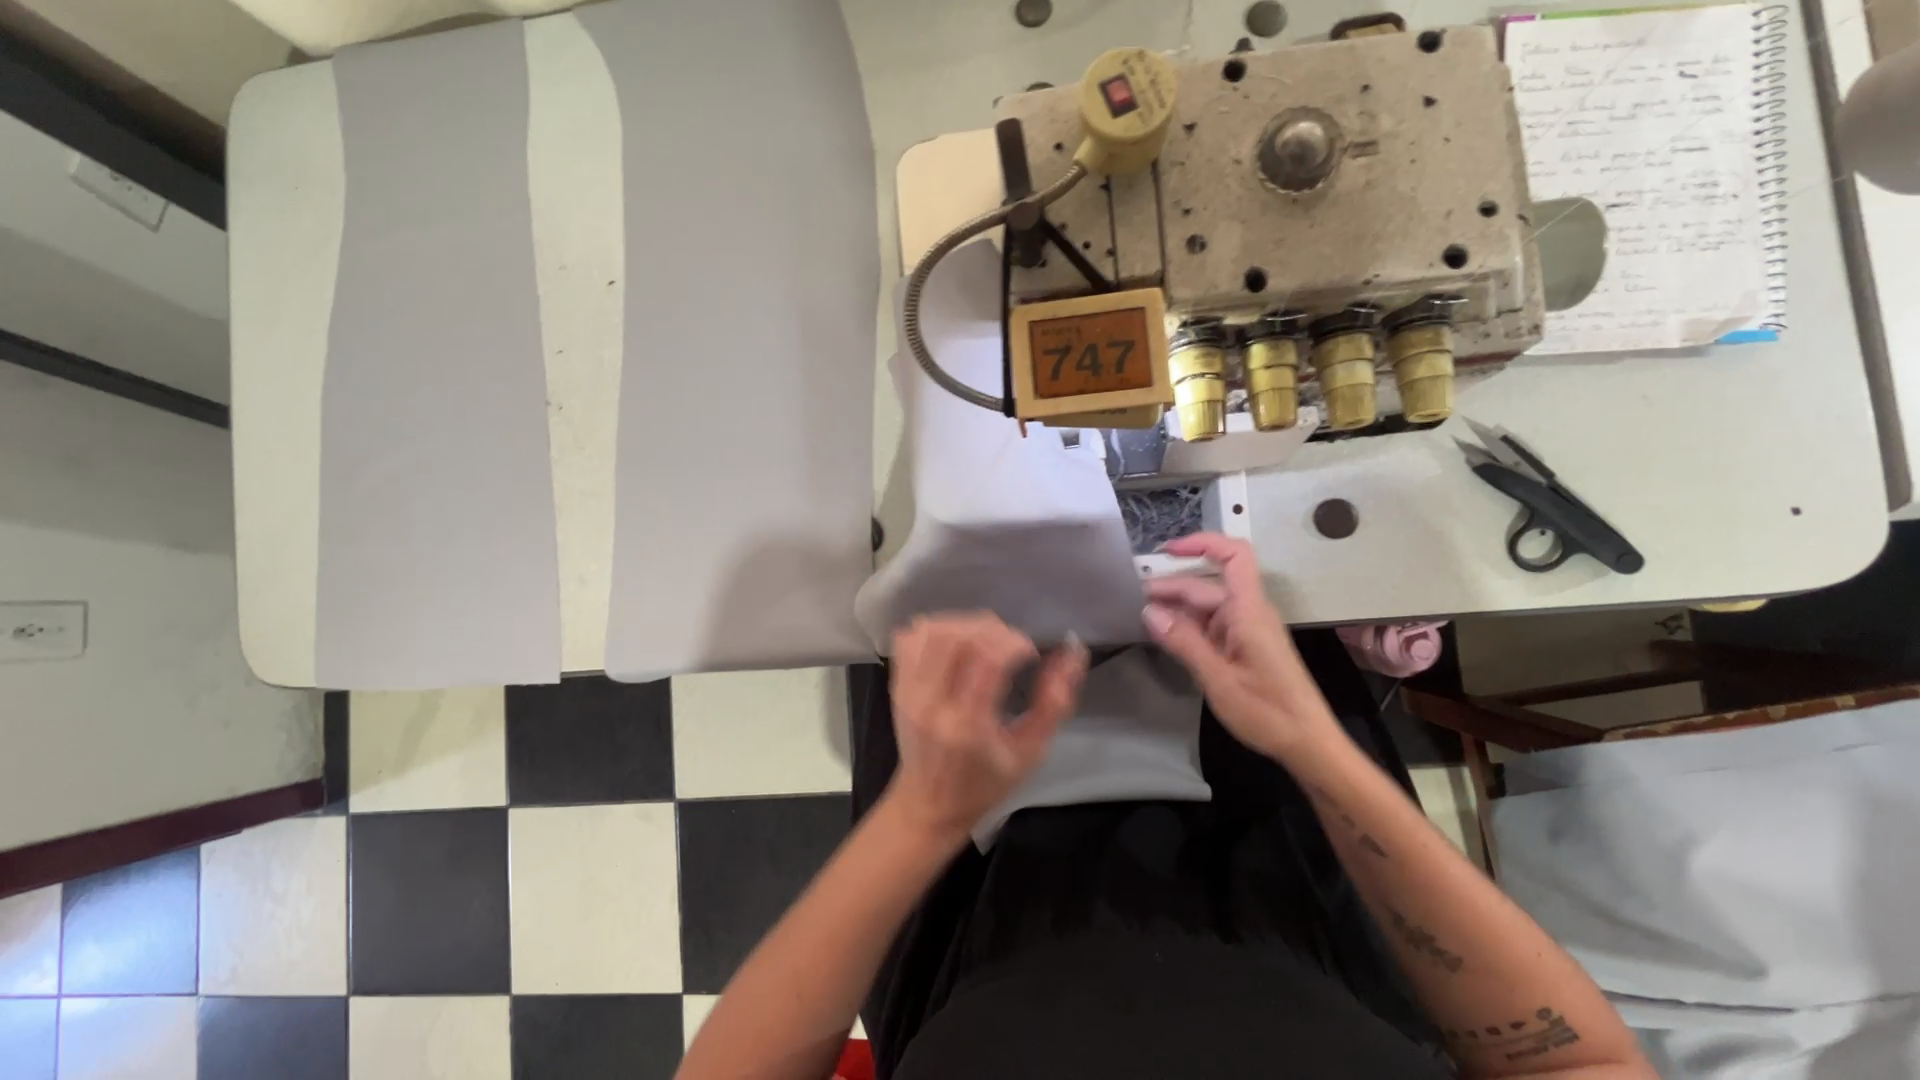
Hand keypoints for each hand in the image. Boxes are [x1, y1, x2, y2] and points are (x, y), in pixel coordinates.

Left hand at [886, 613, 1087, 840]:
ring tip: (986, 639)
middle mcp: (932, 703)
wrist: (929, 805)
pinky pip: (909, 639)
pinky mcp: (896, 686)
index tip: (1030, 651)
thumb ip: (1055, 703)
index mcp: (967, 725)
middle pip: (955, 637)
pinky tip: (957, 643)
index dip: (1014, 642)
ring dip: (965, 624)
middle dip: (991, 629)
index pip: (987, 659)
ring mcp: (908, 692)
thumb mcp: (1031, 752)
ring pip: (931, 631)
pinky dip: (935, 629)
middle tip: (1010, 643)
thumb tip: (1074, 653)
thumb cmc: (985, 783)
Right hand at [1141, 533, 1342, 762]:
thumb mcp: (1219, 679)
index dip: (1201, 543)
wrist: (1308, 743)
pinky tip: (1165, 635)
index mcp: (1249, 611)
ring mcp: (1247, 630)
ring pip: (1206, 606)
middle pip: (1207, 585)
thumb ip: (1184, 642)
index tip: (1165, 552)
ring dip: (1176, 608)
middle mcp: (1249, 613)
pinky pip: (1211, 626)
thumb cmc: (1268, 711)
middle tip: (1131, 599)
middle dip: (1171, 586)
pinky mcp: (1244, 648)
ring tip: (1141, 616)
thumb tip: (1149, 611)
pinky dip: (1187, 626)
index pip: (1233, 556)